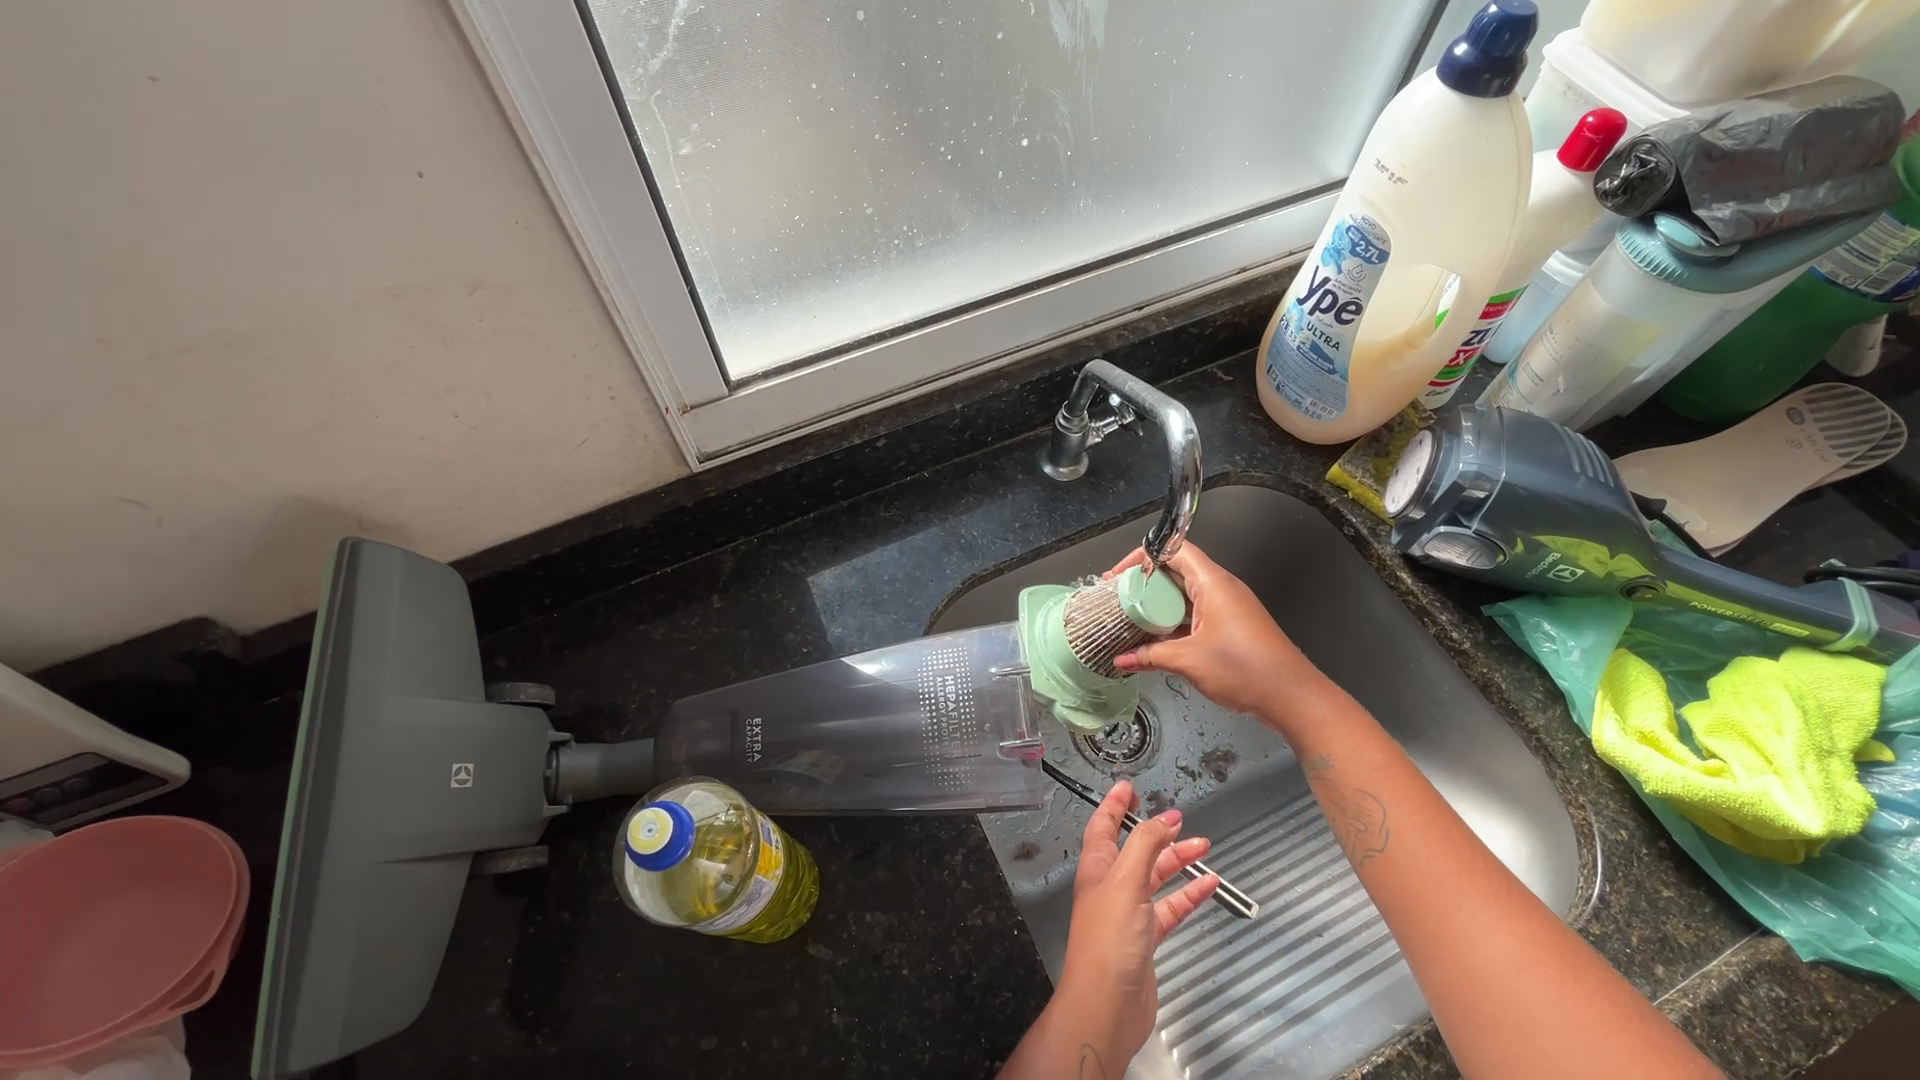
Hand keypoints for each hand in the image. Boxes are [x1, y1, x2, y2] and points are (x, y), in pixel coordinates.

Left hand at [1057, 778, 1217, 1067]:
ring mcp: (1129, 913)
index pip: (1103, 826)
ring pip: (1155, 877)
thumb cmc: (1108, 940)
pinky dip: (1189, 895)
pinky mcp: (1147, 938)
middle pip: (1134, 849)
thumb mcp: (1126, 881)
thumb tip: (1161, 819)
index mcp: (1097, 868)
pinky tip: (1208, 885)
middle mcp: (1110, 887)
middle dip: (1155, 831)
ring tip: (1203, 846)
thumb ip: (1144, 845)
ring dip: (1177, 860)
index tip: (1127, 787)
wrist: (1107, 1004)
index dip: (1114, 805)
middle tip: (1178, 816)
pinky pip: (1171, 907)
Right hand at [1108, 544, 1322, 720]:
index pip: (1173, 550)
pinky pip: (1195, 615)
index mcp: (1213, 583)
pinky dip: (1174, 623)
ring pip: (1184, 596)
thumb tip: (1123, 660)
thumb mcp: (1188, 660)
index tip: (1119, 575)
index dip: (1143, 557)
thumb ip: (1150, 655)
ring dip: (1159, 606)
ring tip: (1131, 620)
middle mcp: (1221, 589)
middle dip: (1145, 584)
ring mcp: (1227, 608)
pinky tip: (1155, 640)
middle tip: (1118, 599)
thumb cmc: (1247, 669)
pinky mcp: (1230, 627)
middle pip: (1176, 572)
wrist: (1291, 696)